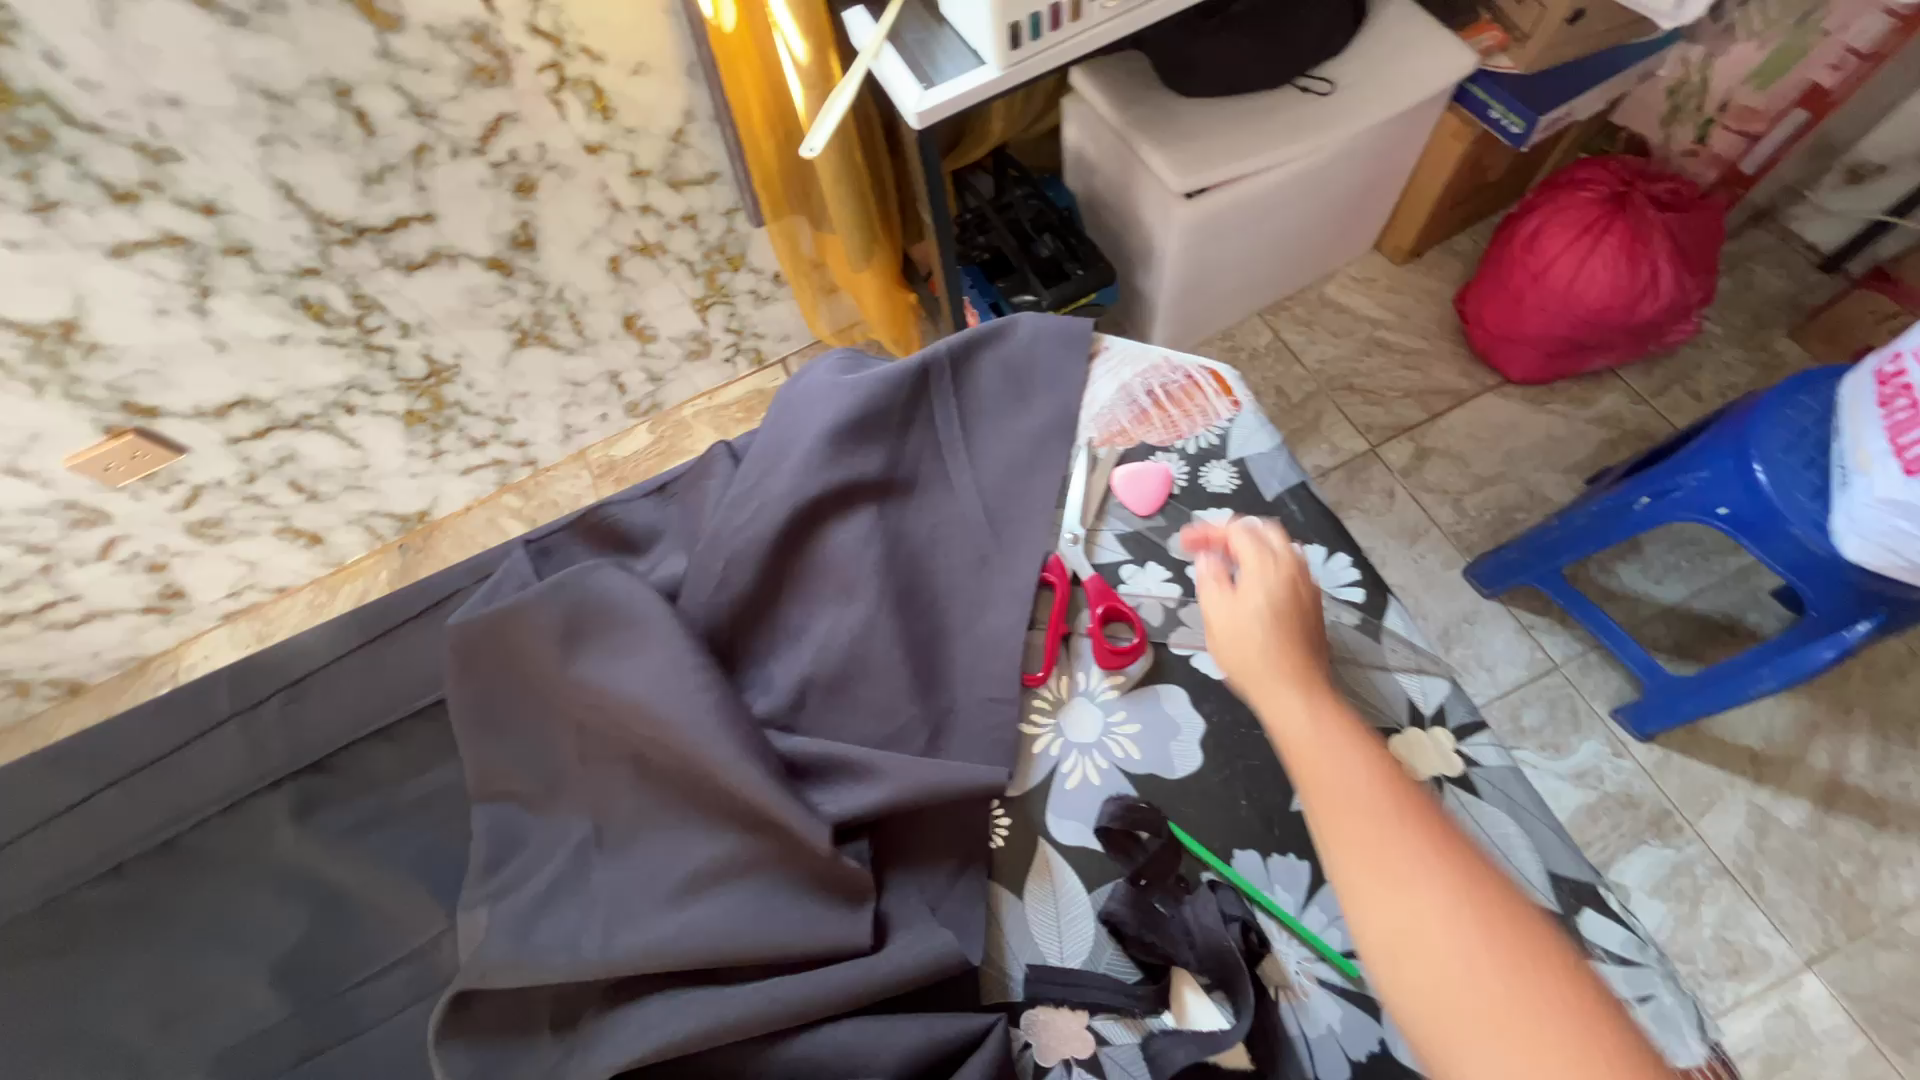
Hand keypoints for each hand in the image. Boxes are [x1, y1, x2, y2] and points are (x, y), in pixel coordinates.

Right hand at [1179, 516, 1331, 705]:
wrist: (1295, 691)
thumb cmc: (1249, 654)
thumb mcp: (1215, 614)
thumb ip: (1210, 577)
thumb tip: (1208, 557)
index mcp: (1266, 564)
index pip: (1237, 530)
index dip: (1207, 531)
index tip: (1186, 543)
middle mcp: (1291, 566)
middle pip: (1264, 530)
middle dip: (1233, 533)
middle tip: (1209, 548)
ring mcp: (1306, 584)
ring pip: (1280, 548)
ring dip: (1253, 547)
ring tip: (1229, 564)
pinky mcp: (1312, 602)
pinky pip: (1290, 568)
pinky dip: (1268, 564)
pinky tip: (1253, 586)